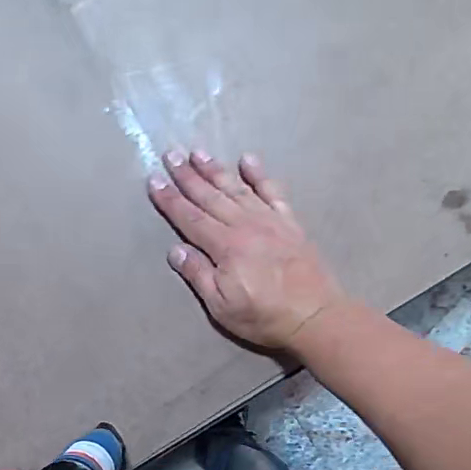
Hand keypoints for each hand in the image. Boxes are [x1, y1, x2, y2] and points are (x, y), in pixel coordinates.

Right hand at [147, 150, 350, 347]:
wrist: (316, 316)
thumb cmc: (263, 316)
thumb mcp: (221, 306)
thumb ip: (198, 275)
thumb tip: (175, 250)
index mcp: (226, 247)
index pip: (190, 218)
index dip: (170, 199)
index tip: (154, 180)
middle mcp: (246, 226)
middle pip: (210, 196)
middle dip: (187, 176)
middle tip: (170, 154)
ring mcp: (270, 221)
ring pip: (236, 188)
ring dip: (215, 170)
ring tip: (198, 153)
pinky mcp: (289, 223)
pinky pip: (272, 192)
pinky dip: (259, 175)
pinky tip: (247, 160)